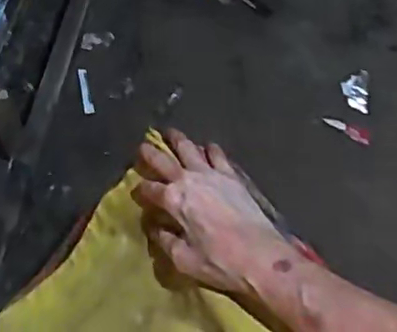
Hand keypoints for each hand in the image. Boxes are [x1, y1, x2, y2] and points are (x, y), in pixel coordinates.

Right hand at [132, 128, 299, 301]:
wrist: (260, 256)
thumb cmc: (220, 263)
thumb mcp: (185, 261)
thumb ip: (166, 242)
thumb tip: (155, 229)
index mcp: (173, 200)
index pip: (149, 189)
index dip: (140, 190)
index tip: (136, 192)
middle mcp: (187, 179)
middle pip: (162, 159)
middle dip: (148, 152)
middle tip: (142, 147)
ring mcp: (209, 172)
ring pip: (187, 146)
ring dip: (176, 139)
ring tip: (170, 133)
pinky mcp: (229, 173)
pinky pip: (215, 153)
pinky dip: (208, 148)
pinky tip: (207, 149)